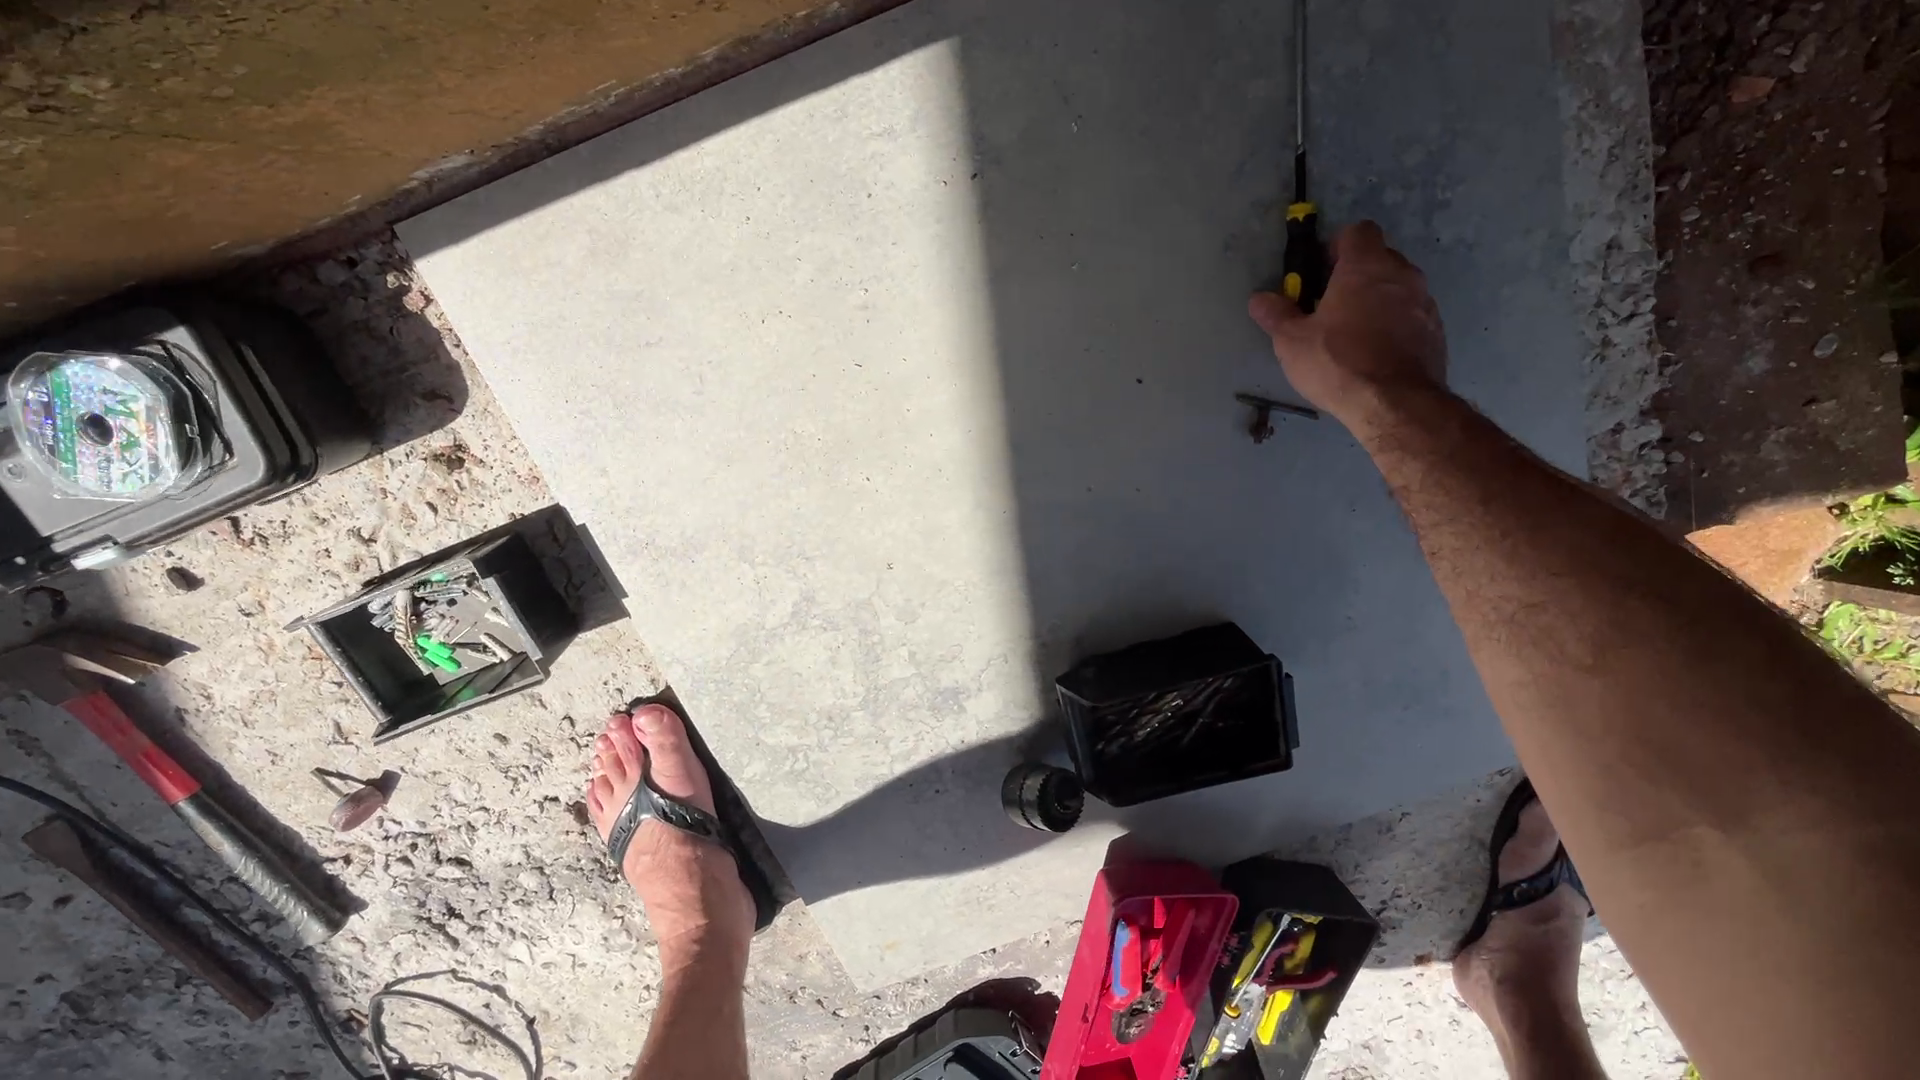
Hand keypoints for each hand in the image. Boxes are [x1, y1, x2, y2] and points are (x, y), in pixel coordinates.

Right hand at [1248, 221, 1447, 426]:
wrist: (1394, 402)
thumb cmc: (1337, 362)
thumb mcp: (1292, 341)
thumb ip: (1276, 315)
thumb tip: (1259, 299)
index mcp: (1365, 266)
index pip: (1358, 231)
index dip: (1337, 246)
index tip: (1320, 272)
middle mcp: (1400, 274)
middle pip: (1379, 258)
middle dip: (1356, 274)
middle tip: (1331, 305)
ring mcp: (1424, 301)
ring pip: (1397, 287)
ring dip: (1377, 299)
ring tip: (1354, 332)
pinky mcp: (1435, 329)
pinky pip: (1411, 314)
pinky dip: (1395, 323)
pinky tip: (1376, 351)